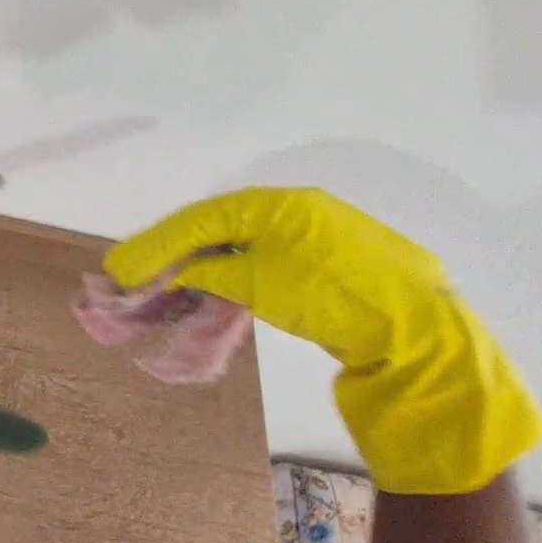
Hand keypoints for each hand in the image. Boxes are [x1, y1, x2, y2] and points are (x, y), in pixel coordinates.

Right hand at [105, 188, 541, 493]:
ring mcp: (309, 242)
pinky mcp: (319, 271)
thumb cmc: (335, 297)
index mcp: (280, 205)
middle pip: (212, 230)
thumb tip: (171, 274)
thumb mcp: (258, 282)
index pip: (200, 219)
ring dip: (191, 271)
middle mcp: (293, 214)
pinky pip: (254, 267)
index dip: (153, 245)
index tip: (119, 269)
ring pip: (231, 250)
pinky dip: (221, 280)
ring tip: (156, 291)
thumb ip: (208, 271)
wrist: (422, 336)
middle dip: (166, 256)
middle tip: (127, 277)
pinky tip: (201, 295)